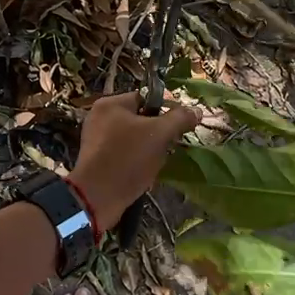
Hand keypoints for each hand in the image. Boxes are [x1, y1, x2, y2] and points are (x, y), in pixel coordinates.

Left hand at [70, 92, 199, 228]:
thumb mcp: (159, 134)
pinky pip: (125, 155)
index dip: (166, 110)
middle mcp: (100, 118)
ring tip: (158, 163)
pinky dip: (138, 163)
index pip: (145, 98)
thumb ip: (179, 119)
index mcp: (110, 104)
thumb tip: (196, 110)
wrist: (98, 197)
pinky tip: (146, 174)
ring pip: (135, 140)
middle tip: (170, 147)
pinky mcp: (99, 161)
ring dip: (151, 151)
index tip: (180, 126)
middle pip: (141, 120)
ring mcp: (98, 140)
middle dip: (159, 134)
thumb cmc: (127, 158)